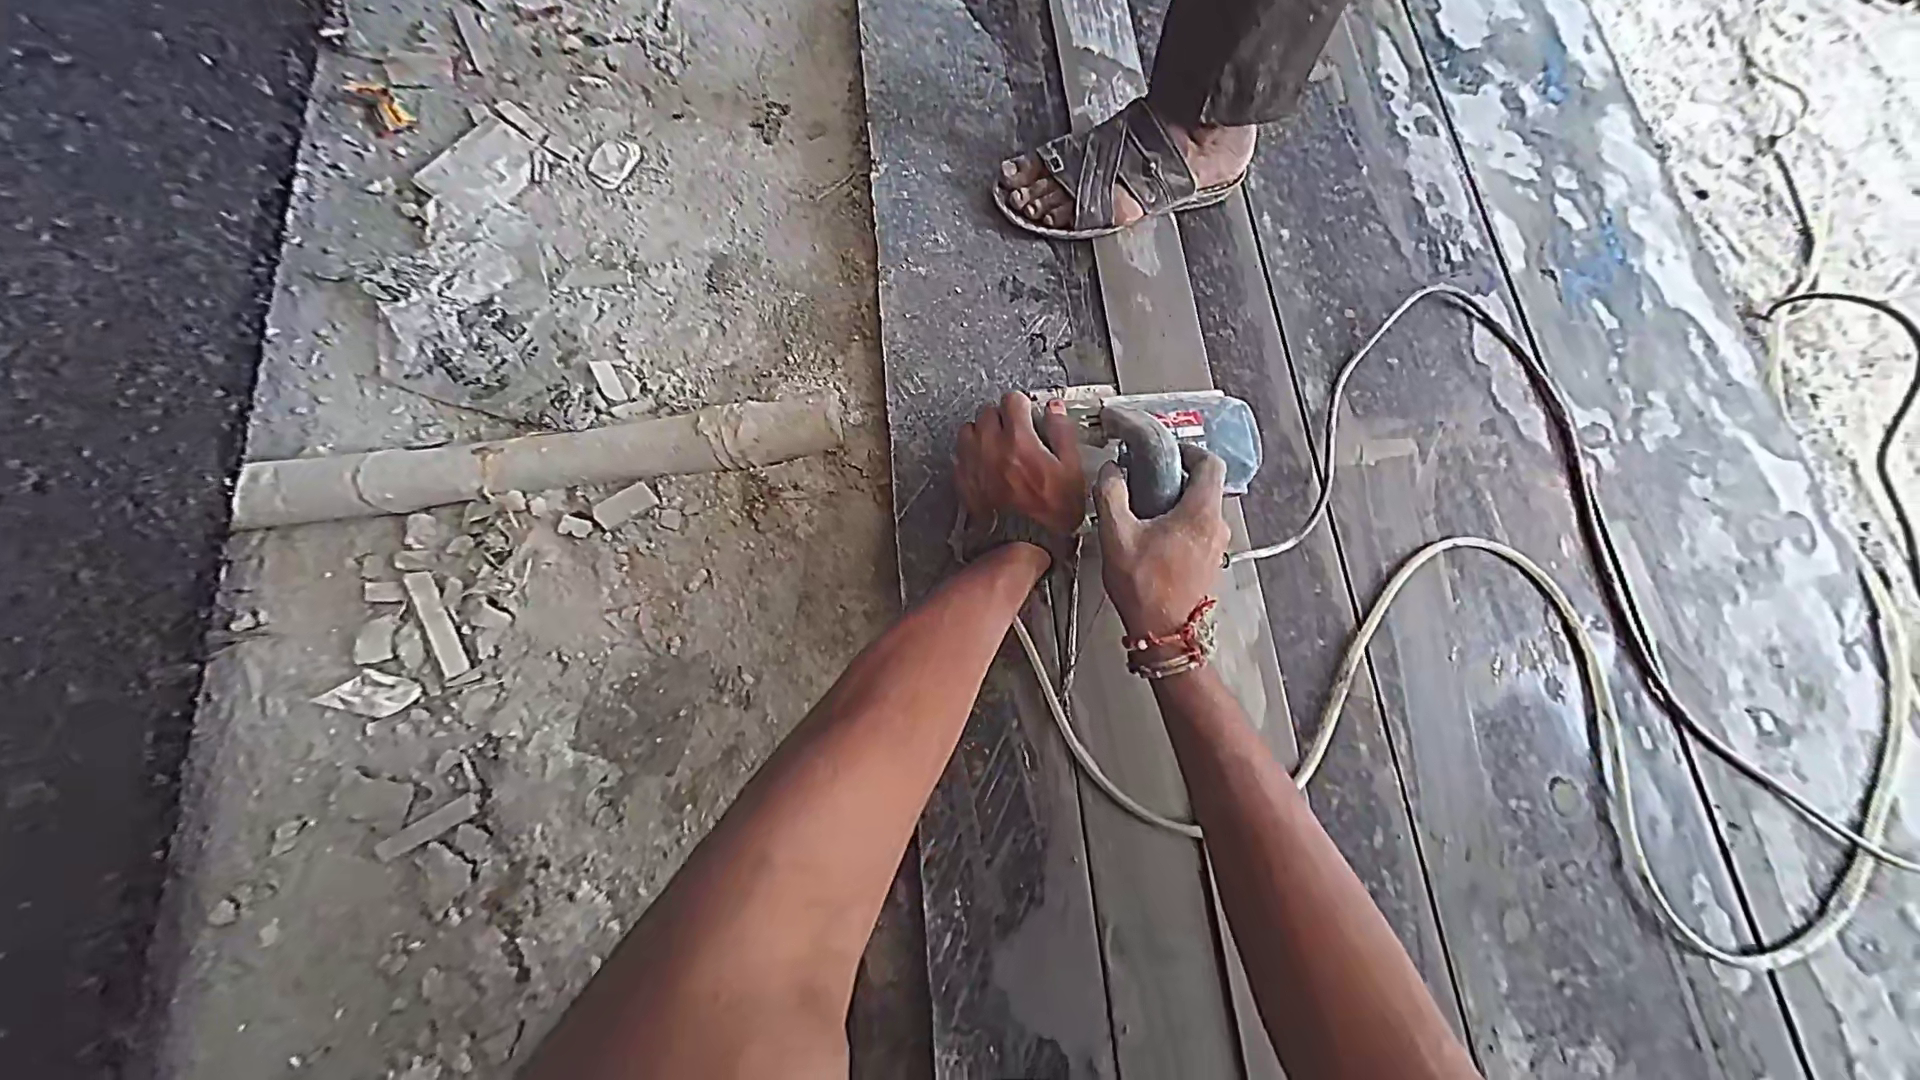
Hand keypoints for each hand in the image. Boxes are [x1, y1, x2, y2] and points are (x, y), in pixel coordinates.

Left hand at [956, 391, 1086, 535]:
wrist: (1024, 544)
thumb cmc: (1050, 515)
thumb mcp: (1072, 472)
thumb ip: (1063, 434)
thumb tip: (1055, 410)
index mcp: (1020, 441)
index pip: (1013, 400)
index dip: (1023, 406)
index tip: (1028, 415)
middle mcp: (991, 448)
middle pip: (988, 412)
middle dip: (1002, 417)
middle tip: (1015, 432)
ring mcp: (973, 464)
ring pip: (969, 429)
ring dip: (983, 432)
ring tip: (996, 446)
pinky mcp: (963, 481)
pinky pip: (960, 454)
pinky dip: (971, 454)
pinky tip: (985, 464)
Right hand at [1093, 443, 1230, 636]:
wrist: (1163, 633)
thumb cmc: (1145, 588)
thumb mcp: (1116, 535)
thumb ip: (1111, 495)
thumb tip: (1111, 472)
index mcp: (1201, 513)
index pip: (1209, 462)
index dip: (1187, 449)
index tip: (1164, 451)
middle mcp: (1217, 527)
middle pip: (1204, 485)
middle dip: (1174, 477)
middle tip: (1144, 479)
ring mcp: (1216, 546)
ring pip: (1200, 509)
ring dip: (1174, 502)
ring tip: (1142, 511)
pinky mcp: (1208, 562)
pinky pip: (1197, 530)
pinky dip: (1178, 523)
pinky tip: (1151, 536)